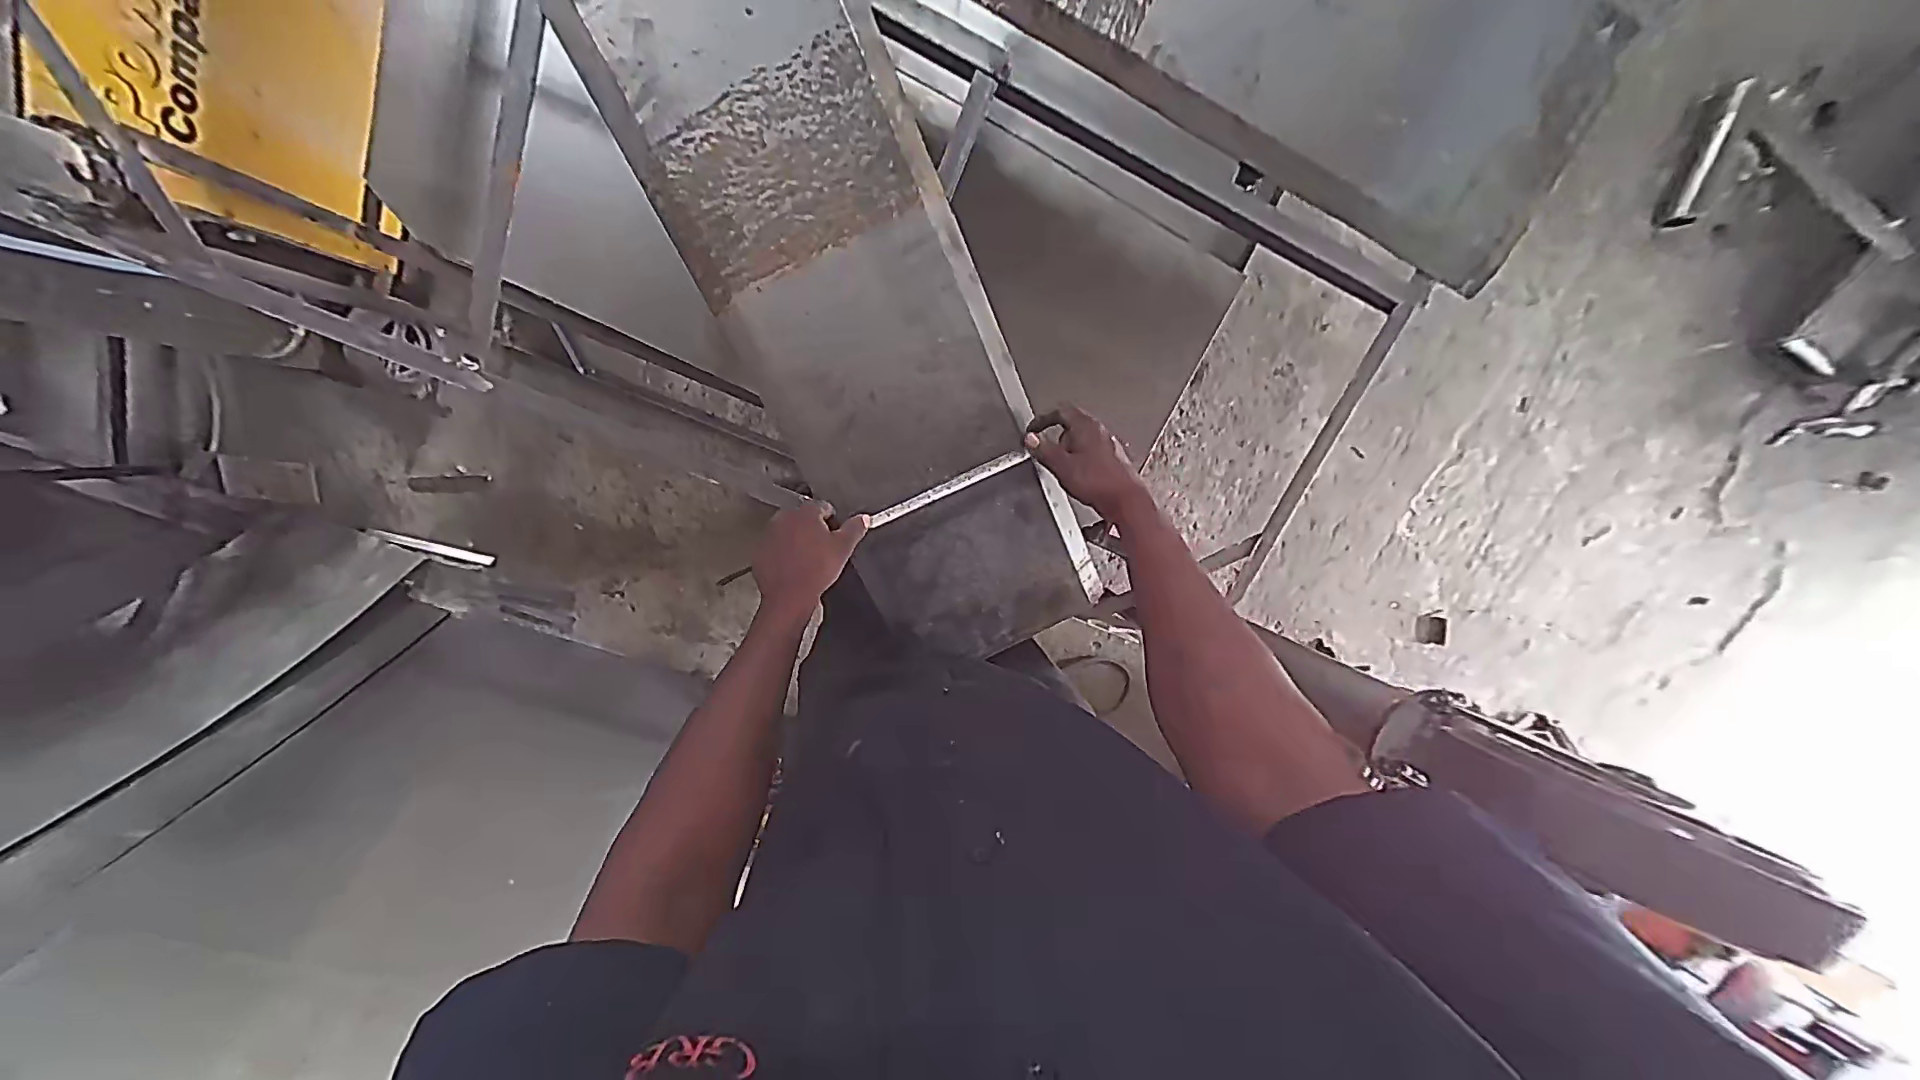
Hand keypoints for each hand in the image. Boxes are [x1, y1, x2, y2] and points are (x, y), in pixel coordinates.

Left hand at [752, 502, 867, 625]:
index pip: (822, 506)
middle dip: (813, 529)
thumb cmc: (816, 570)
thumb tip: (863, 519)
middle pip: (803, 518)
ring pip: (788, 532)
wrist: (789, 596)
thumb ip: (854, 529)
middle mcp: (784, 518)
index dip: (832, 520)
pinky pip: (775, 547)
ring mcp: (769, 534)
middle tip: (823, 548)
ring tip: (809, 559)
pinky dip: (783, 553)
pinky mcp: (760, 551)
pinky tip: (794, 566)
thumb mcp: (843, 548)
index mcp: (806, 513)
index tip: (835, 532)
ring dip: (797, 540)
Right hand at [1025, 405, 1152, 524]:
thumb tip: (1031, 440)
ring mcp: (1110, 445)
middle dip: (1057, 439)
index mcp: (1086, 426)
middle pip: (1073, 425)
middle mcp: (1101, 431)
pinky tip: (1081, 478)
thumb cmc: (1100, 482)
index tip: (1033, 431)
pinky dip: (1083, 461)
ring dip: (1071, 452)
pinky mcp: (1115, 460)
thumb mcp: (1061, 466)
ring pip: (1084, 441)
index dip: (1043, 420)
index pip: (1061, 412)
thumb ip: (1043, 450)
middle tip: (1048, 452)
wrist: (1126, 501)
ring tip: (1065, 469)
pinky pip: (1093, 455)